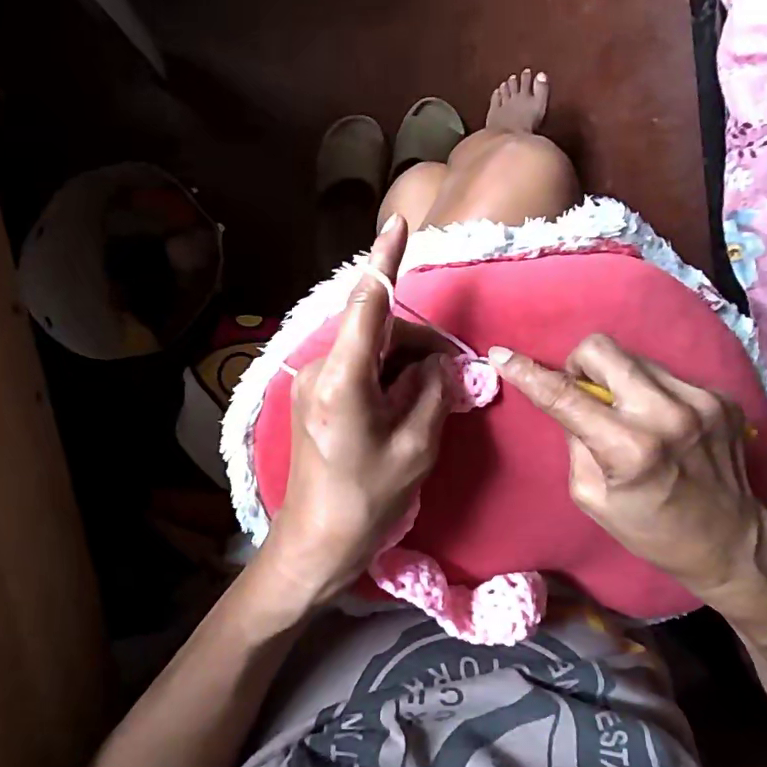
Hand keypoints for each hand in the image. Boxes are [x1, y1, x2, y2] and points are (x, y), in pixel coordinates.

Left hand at [251, 218, 453, 615]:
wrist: (316, 542)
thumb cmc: (367, 500)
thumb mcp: (416, 447)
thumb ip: (432, 392)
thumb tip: (439, 363)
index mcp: (343, 380)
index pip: (367, 305)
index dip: (385, 262)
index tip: (398, 224)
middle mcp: (320, 371)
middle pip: (377, 331)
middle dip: (419, 344)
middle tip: (454, 378)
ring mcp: (312, 383)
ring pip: (370, 351)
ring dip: (405, 363)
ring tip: (433, 399)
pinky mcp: (315, 397)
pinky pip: (359, 370)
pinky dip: (388, 377)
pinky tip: (407, 405)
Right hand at [492, 335, 766, 602]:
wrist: (732, 542)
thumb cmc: (653, 531)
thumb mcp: (593, 497)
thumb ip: (577, 442)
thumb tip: (570, 403)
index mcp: (631, 449)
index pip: (565, 396)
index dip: (527, 372)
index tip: (502, 355)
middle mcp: (668, 413)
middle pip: (602, 350)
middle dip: (580, 366)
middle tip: (585, 396)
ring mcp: (701, 400)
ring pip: (635, 358)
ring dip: (618, 380)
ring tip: (629, 416)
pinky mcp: (721, 396)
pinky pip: (666, 375)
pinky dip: (650, 392)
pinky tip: (662, 424)